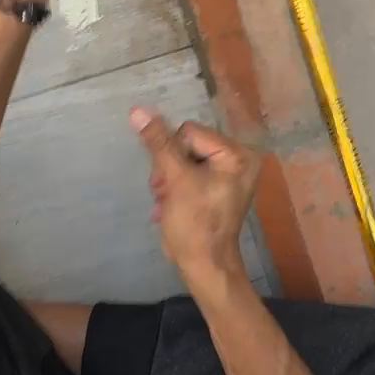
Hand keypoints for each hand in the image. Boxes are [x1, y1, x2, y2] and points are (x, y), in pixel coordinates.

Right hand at [131, 107, 258, 281]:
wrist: (203, 264)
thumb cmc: (194, 222)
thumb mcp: (175, 179)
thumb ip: (158, 143)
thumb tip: (138, 110)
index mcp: (235, 154)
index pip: (189, 132)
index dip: (171, 152)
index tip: (168, 179)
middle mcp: (237, 161)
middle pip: (186, 145)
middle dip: (168, 167)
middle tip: (163, 190)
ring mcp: (226, 176)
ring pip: (181, 159)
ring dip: (167, 179)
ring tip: (165, 200)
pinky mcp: (214, 189)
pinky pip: (186, 174)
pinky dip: (173, 187)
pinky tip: (167, 204)